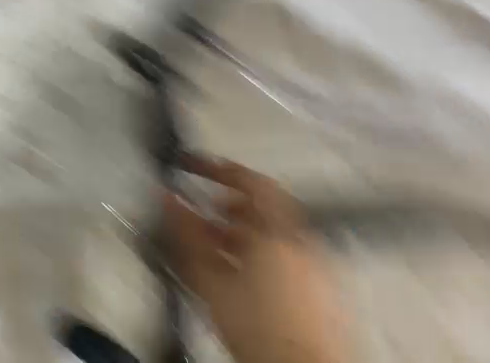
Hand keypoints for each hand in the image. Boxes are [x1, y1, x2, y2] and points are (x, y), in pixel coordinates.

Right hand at [164, 157, 349, 362]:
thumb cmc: (257, 324)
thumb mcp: (209, 276)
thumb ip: (186, 231)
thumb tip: (165, 194)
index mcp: (281, 233)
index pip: (254, 182)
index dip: (220, 168)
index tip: (192, 166)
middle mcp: (306, 245)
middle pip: (265, 210)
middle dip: (227, 206)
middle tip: (199, 213)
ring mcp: (321, 271)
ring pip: (276, 236)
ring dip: (241, 233)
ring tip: (211, 249)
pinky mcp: (325, 295)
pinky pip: (289, 259)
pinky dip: (260, 254)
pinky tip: (238, 276)